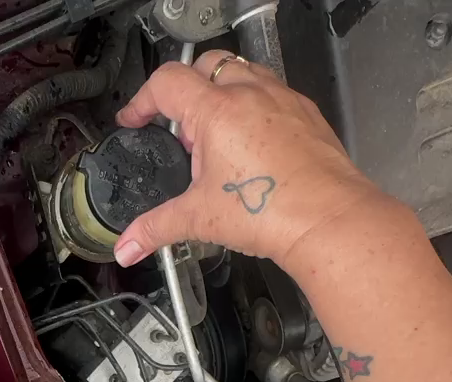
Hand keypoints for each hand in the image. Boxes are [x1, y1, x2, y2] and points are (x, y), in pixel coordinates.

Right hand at [112, 52, 404, 272]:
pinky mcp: (303, 112)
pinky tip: (249, 145)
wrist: (324, 217)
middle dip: (184, 91)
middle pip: (206, 65)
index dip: (142, 100)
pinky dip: (253, 106)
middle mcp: (250, 93)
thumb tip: (127, 246)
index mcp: (217, 111)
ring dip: (221, 93)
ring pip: (242, 71)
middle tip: (178, 129)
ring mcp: (281, 98)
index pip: (167, 83)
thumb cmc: (269, 209)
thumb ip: (154, 229)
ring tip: (214, 137)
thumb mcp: (197, 220)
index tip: (135, 119)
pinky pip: (272, 92)